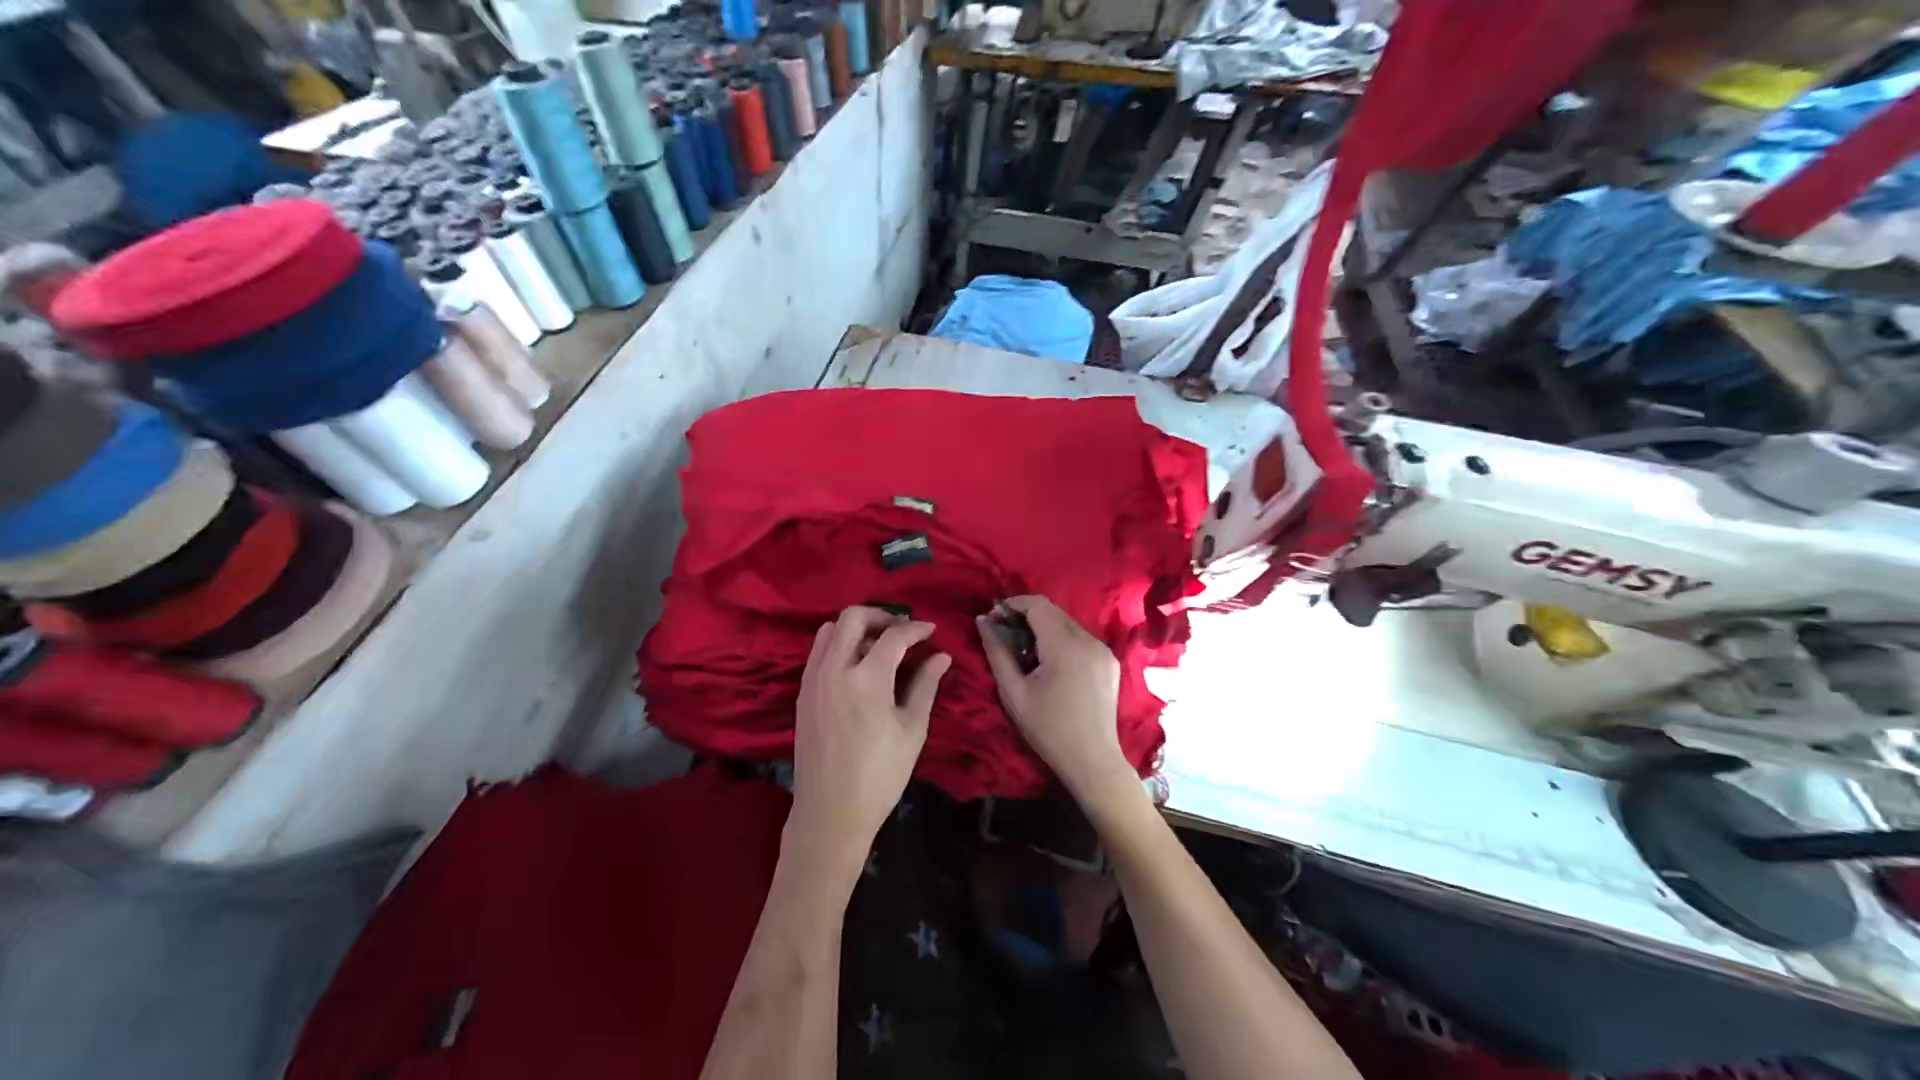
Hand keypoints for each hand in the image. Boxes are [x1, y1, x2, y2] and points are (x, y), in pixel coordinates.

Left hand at [791, 607, 951, 853]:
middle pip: (853, 618)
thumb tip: (941, 656)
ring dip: (857, 629)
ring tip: (880, 647)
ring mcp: (812, 680)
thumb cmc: (880, 775)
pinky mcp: (802, 693)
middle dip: (881, 615)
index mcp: (866, 679)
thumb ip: (925, 685)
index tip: (931, 631)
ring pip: (830, 630)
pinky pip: (818, 652)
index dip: (916, 628)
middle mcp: (834, 669)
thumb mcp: (912, 729)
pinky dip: (839, 646)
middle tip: (903, 630)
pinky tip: (858, 667)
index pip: (893, 635)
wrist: (830, 813)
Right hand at [977, 596, 1136, 806]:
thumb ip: (997, 651)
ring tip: (1026, 651)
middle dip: (1027, 616)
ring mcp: (1103, 650)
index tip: (995, 618)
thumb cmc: (1048, 729)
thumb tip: (983, 621)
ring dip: (1045, 628)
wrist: (1092, 761)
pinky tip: (1051, 663)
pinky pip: (1081, 638)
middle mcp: (1089, 640)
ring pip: (1068, 623)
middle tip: (1005, 634)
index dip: (1014, 604)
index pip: (1038, 604)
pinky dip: (1062, 640)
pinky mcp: (1110, 661)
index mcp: (1065, 645)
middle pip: (1054, 611)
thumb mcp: (1014, 692)